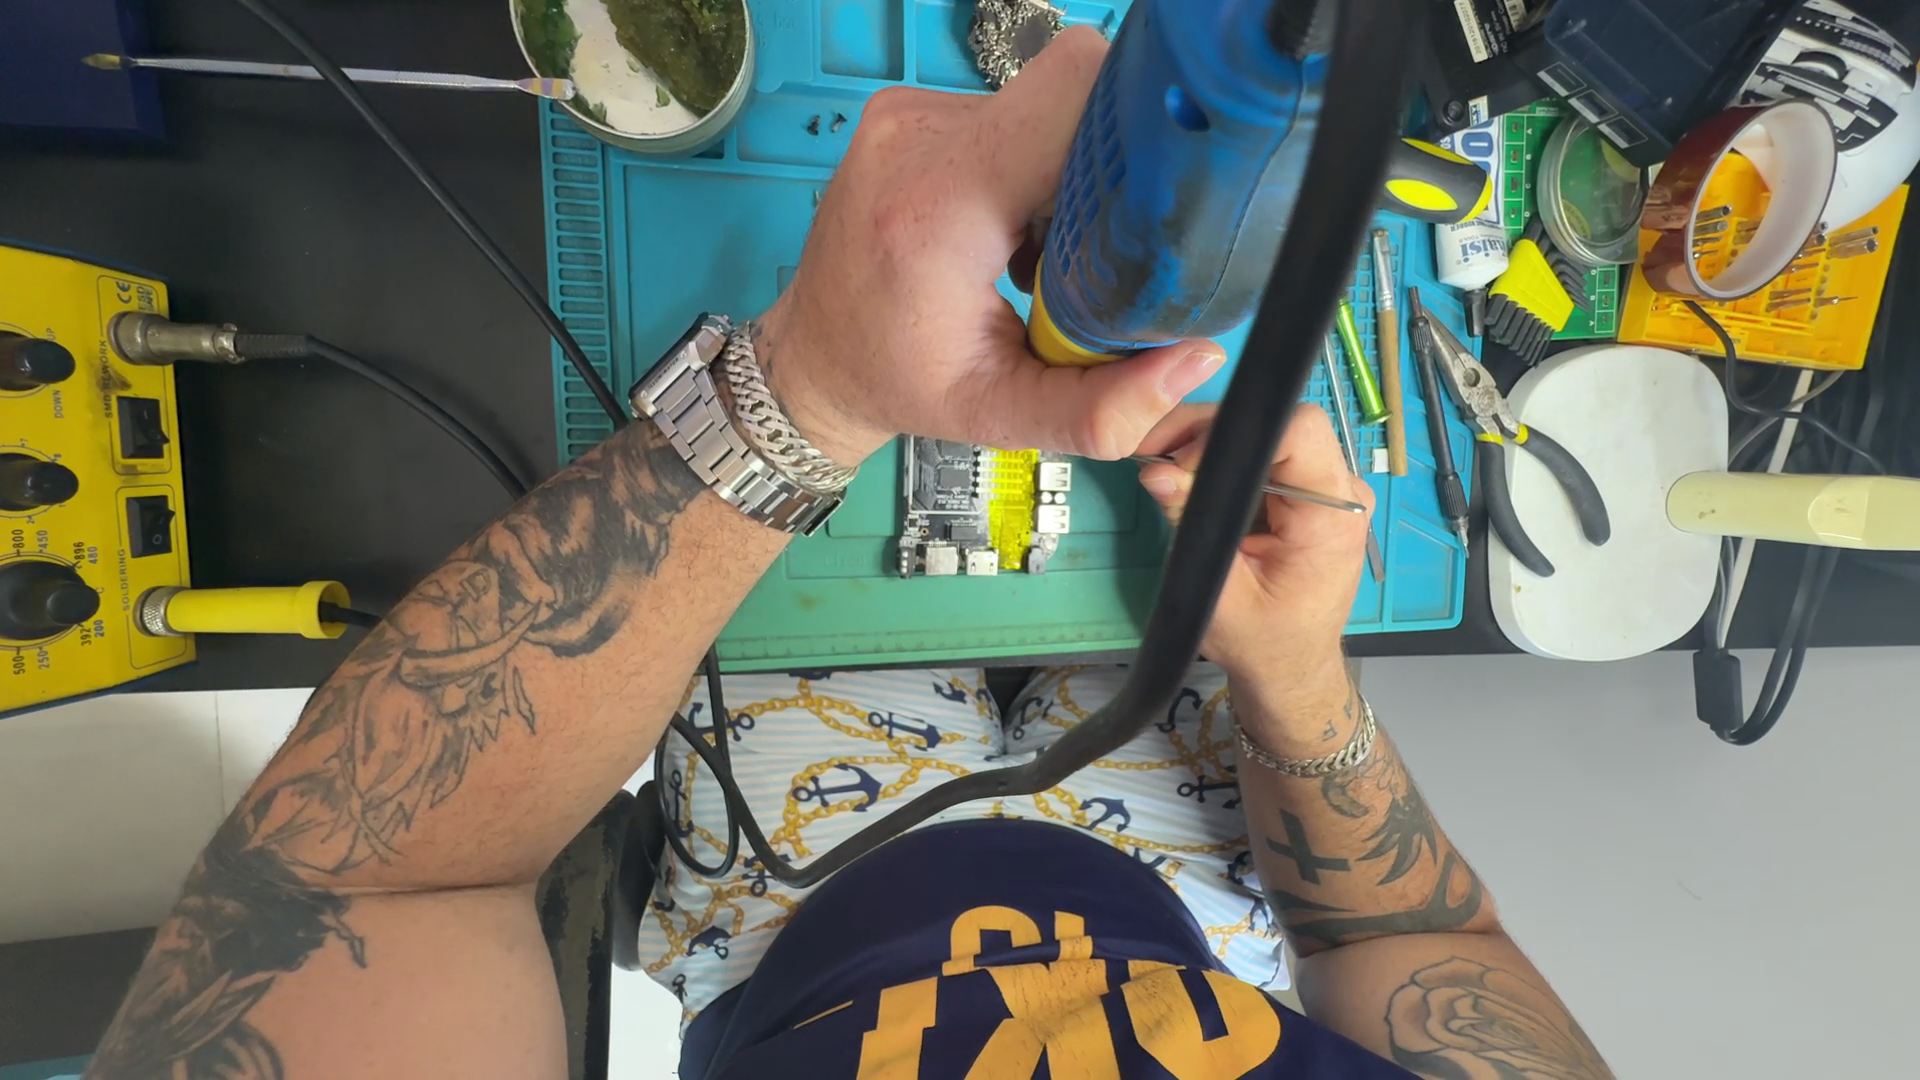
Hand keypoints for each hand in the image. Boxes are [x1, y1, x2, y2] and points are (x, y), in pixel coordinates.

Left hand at [755, 27, 1225, 467]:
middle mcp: (918, 137)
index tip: (1152, 203)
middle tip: (1086, 254)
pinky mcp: (910, 116)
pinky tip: (1010, 233)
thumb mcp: (1000, 416)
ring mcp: (909, 116)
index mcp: (940, 206)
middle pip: (1070, 92)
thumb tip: (1195, 361)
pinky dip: (1029, 168)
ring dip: (1064, 176)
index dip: (1137, 131)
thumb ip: (1099, 409)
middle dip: (1106, 169)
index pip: (1075, 92)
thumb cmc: (898, 385)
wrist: (817, 358)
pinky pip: (1005, 115)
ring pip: (1042, 105)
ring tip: (1038, 255)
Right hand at [1137, 404, 1374, 723]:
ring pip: (1258, 437)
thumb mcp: (1218, 591)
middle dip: (1204, 434)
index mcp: (1331, 514)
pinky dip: (1213, 461)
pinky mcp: (1297, 492)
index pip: (1296, 431)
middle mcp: (1337, 490)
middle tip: (1149, 454)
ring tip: (1156, 465)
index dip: (1231, 436)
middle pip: (1271, 427)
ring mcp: (1319, 487)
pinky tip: (1176, 474)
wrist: (1288, 669)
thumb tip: (1153, 471)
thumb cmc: (1261, 643)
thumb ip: (1190, 523)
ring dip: (1202, 445)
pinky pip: (1256, 458)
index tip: (1182, 464)